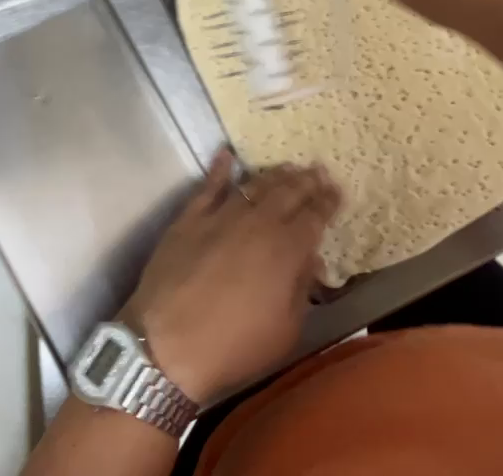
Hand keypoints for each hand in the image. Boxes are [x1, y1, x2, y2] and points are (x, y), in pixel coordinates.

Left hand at [122, 151, 340, 405]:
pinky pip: (208, 185)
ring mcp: (222, 216)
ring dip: (275, 173)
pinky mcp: (190, 218)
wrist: (165, 347)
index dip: (328, 202)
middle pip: (289, 192)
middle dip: (307, 180)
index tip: (337, 190)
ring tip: (287, 167)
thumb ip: (302, 289)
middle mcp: (259, 223)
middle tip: (318, 171)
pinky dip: (219, 168)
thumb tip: (311, 260)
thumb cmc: (233, 347)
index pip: (315, 216)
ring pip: (255, 184)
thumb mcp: (286, 330)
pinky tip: (227, 155)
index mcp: (288, 249)